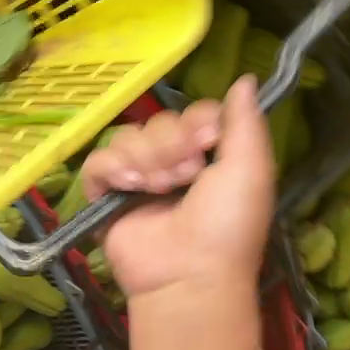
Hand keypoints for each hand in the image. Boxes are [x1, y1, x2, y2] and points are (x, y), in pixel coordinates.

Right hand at [80, 75, 275, 300]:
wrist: (187, 270)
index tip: (207, 142)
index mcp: (206, 157)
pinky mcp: (104, 197)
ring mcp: (135, 181)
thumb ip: (245, 122)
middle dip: (171, 145)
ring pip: (127, 138)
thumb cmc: (227, 225)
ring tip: (157, 190)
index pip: (191, 113)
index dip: (196, 121)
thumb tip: (244, 78)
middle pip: (158, 122)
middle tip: (183, 177)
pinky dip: (112, 169)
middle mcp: (170, 164)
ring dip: (145, 160)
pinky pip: (97, 162)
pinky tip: (129, 187)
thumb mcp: (251, 168)